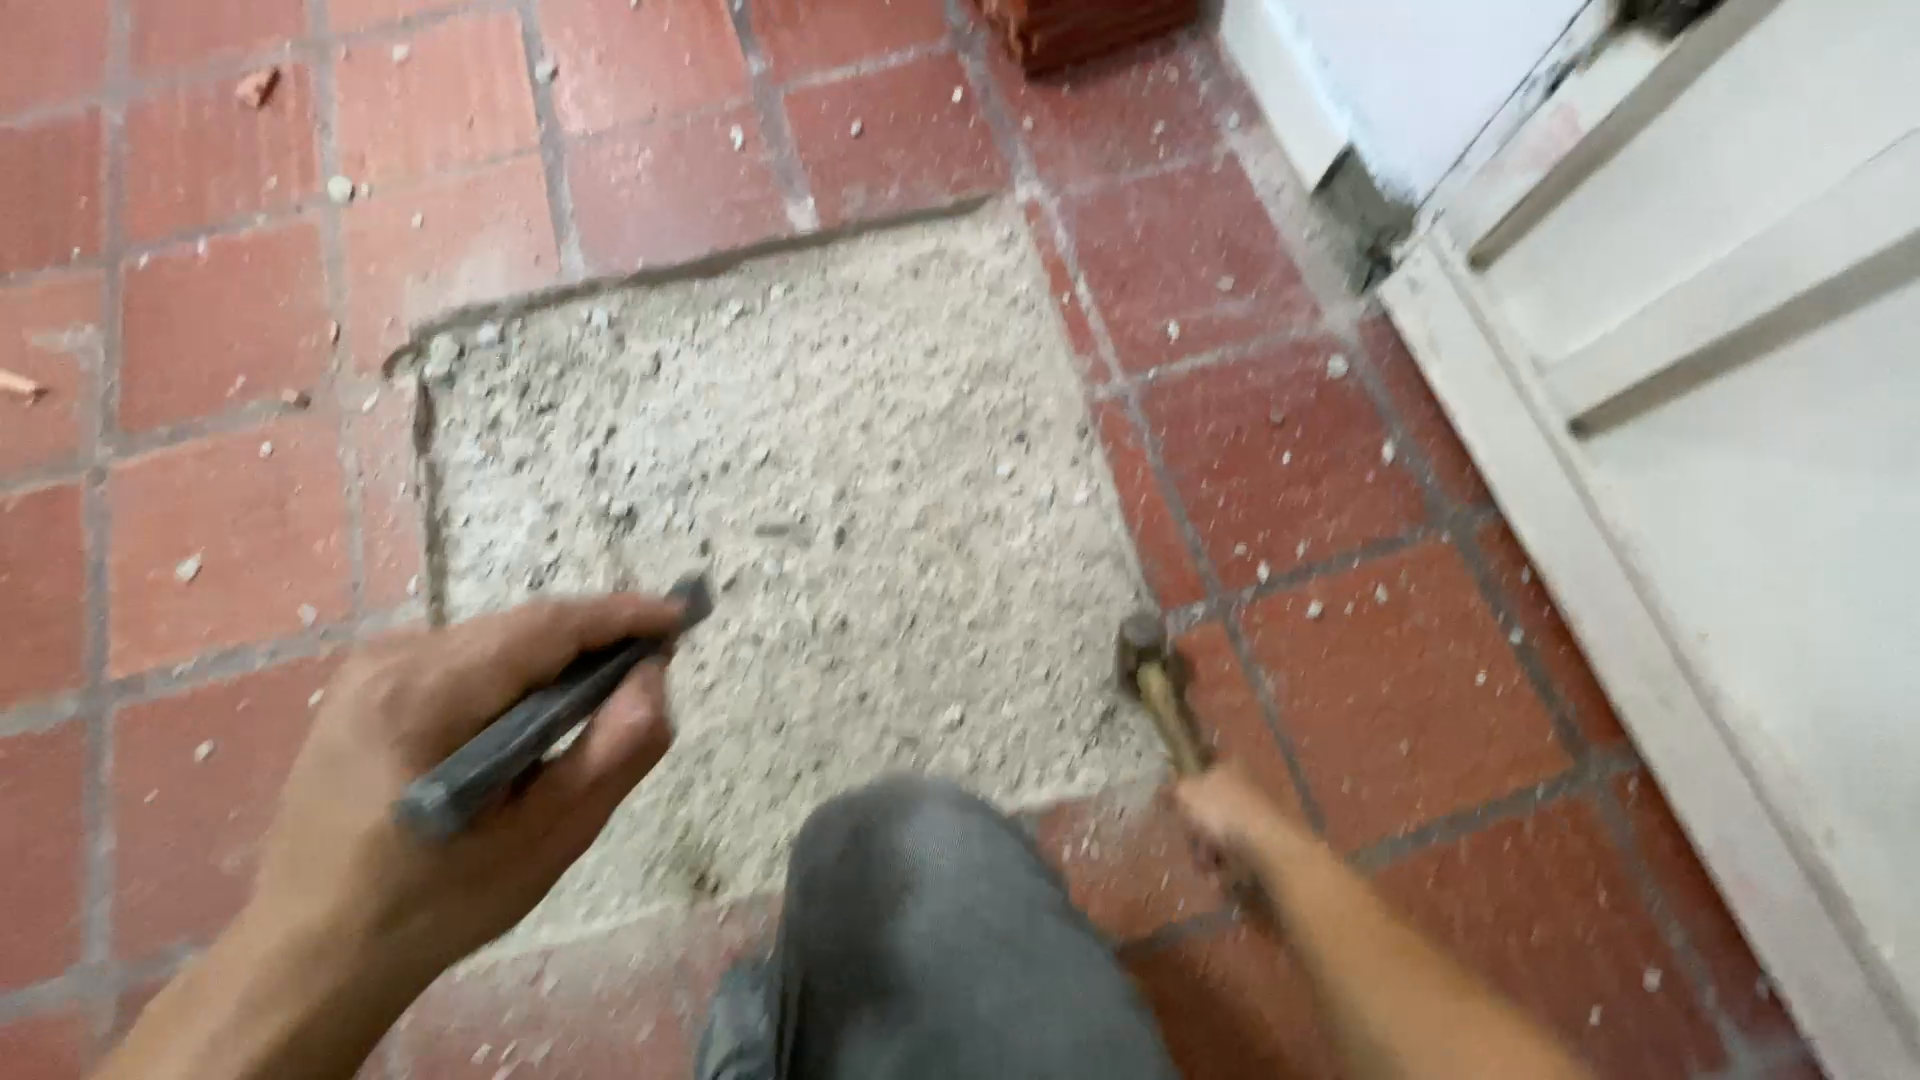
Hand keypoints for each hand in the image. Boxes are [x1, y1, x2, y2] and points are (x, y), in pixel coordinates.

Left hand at [246, 593, 685, 987]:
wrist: (314, 950)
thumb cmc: (439, 900)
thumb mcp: (550, 836)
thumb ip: (617, 749)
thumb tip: (653, 673)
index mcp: (423, 697)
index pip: (546, 627)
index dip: (622, 616)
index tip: (681, 618)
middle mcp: (390, 661)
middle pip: (524, 628)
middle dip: (597, 638)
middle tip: (655, 663)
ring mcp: (371, 669)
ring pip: (501, 639)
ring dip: (561, 657)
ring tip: (607, 692)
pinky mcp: (369, 685)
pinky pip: (472, 658)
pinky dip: (523, 673)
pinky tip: (542, 712)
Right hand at [1171, 765, 1308, 866]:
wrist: (1268, 846)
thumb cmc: (1221, 811)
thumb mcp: (1185, 794)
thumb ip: (1171, 790)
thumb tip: (1162, 790)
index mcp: (1227, 768)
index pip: (1204, 772)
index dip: (1188, 790)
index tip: (1178, 809)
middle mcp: (1245, 788)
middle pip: (1211, 809)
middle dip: (1196, 832)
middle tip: (1190, 844)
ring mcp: (1259, 817)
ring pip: (1223, 836)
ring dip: (1209, 854)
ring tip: (1205, 867)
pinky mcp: (1268, 845)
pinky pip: (1239, 856)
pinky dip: (1227, 868)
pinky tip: (1219, 877)